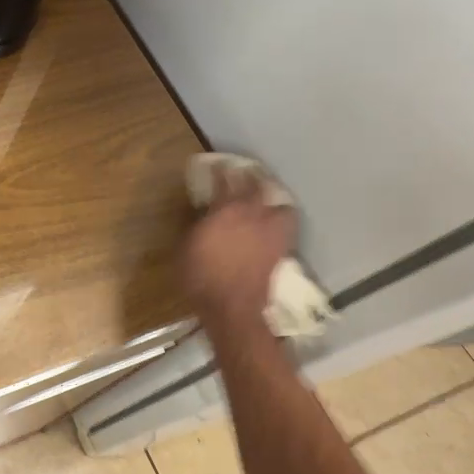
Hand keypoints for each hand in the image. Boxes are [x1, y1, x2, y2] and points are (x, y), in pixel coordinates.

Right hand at [180, 168, 295, 322]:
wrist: (233, 308)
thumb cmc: (201, 276)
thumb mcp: (187, 245)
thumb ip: (198, 222)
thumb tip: (205, 210)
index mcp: (225, 209)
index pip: (224, 180)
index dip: (220, 170)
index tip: (216, 165)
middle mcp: (252, 214)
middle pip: (256, 185)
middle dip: (250, 176)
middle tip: (244, 173)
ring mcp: (270, 231)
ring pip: (279, 202)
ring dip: (272, 196)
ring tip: (266, 196)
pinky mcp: (281, 248)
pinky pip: (286, 223)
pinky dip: (281, 217)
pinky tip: (274, 221)